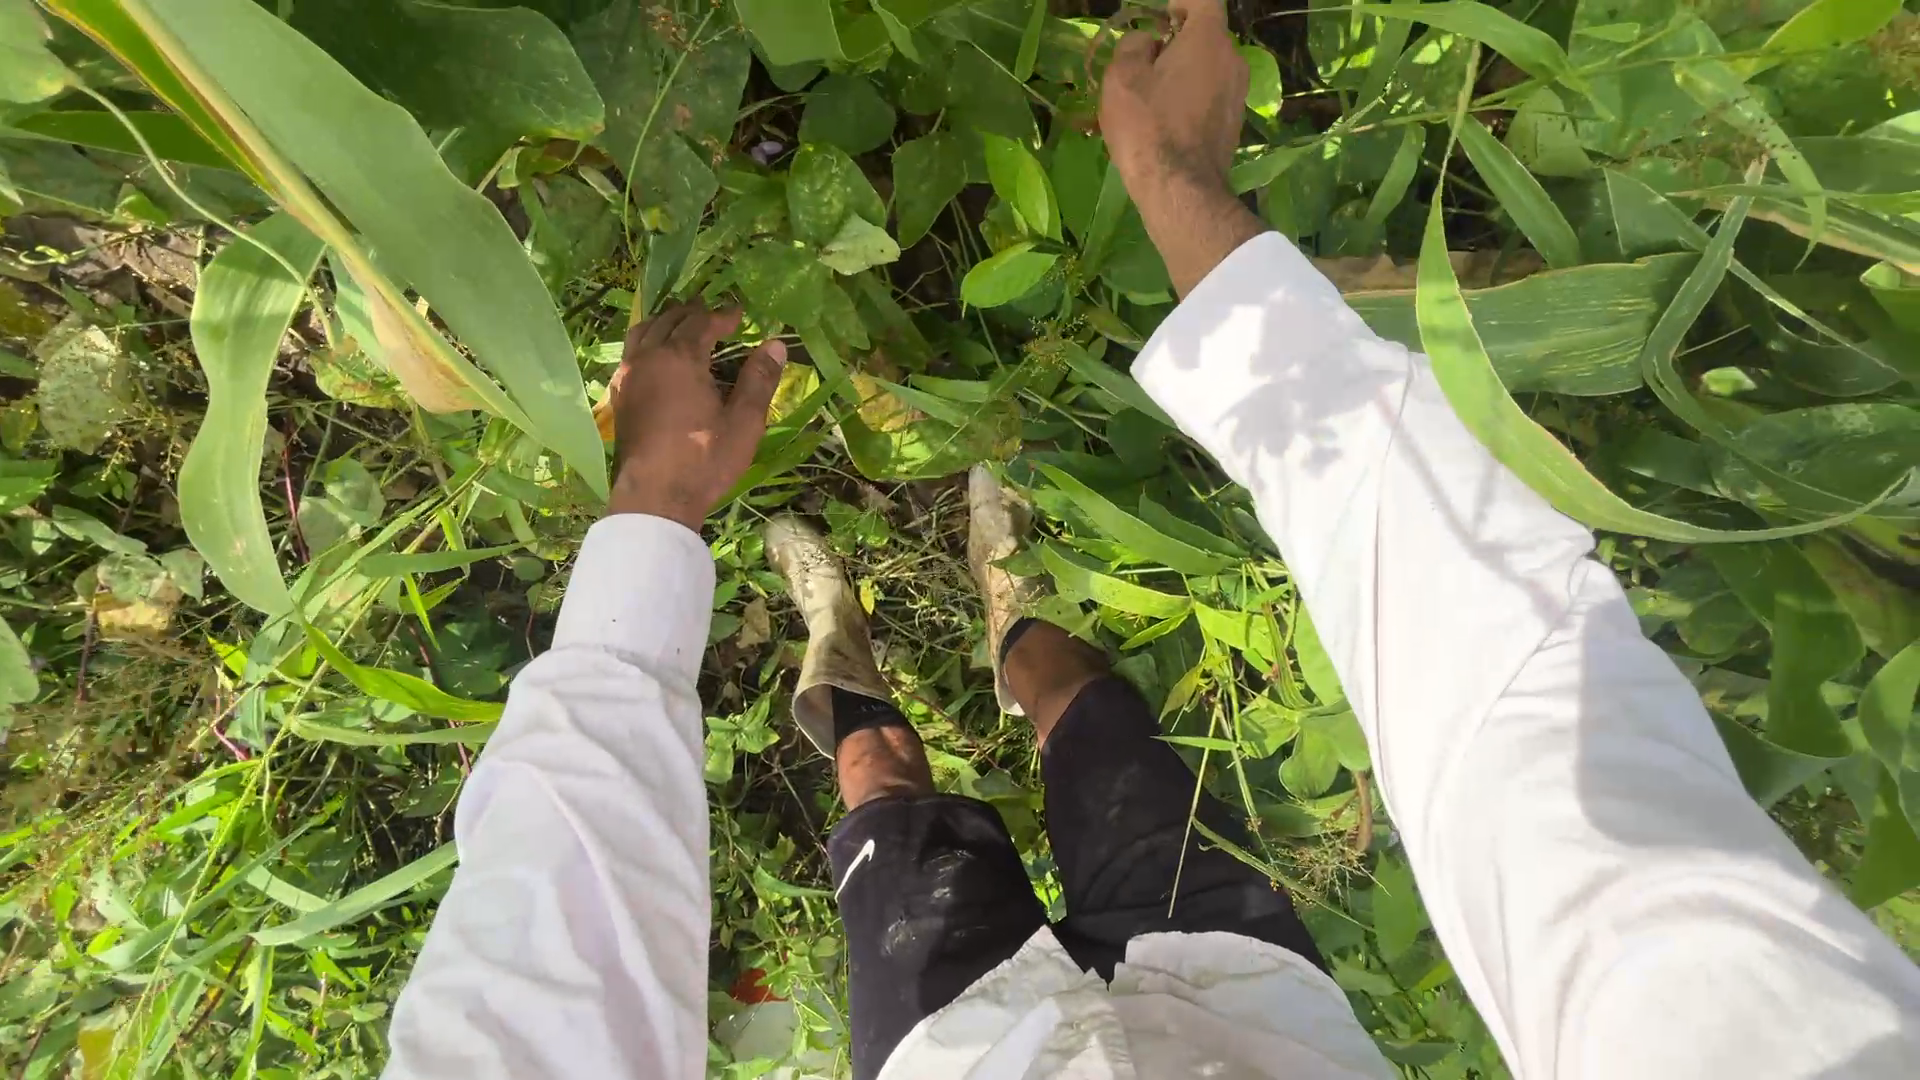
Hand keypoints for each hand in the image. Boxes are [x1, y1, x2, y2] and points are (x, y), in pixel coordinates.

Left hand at [605, 302, 786, 530]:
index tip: (740, 315)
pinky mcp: (619, 398)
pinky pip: (630, 355)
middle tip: (712, 315)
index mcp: (680, 358)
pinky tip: (656, 359)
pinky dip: (647, 344)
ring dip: (664, 323)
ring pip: (642, 333)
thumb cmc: (705, 459)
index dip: (723, 316)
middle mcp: (647, 358)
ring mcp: (627, 377)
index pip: (702, 323)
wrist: (656, 497)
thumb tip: (776, 344)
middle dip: (693, 314)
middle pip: (668, 321)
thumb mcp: (744, 421)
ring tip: (681, 326)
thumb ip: (759, 379)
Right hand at [1099, 0, 1245, 201]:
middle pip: (1206, 39)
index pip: (1203, 0)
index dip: (1182, 4)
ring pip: (1209, 73)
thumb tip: (1147, 43)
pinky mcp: (1234, 127)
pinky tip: (1170, 129)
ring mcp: (1238, 95)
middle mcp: (1232, 60)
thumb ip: (1132, 47)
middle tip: (1149, 69)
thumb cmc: (1147, 130)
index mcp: (1208, 38)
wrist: (1179, 191)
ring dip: (1185, 79)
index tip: (1163, 18)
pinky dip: (1193, 105)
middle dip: (1179, 47)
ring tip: (1156, 105)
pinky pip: (1211, 102)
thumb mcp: (1121, 80)